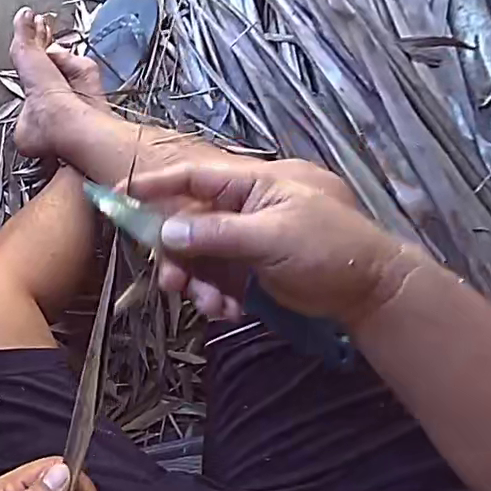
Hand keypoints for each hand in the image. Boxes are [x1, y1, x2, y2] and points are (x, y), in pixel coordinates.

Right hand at [127, 158, 426, 324]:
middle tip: (171, 283)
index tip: (120, 198)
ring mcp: (244, 240)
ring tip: (211, 306)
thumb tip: (166, 232)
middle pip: (188, 225)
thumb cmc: (330, 248)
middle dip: (177, 257)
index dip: (155, 186)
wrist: (371, 291)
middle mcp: (241, 209)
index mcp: (251, 185)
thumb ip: (217, 233)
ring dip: (197, 284)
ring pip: (199, 257)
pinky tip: (229, 311)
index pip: (194, 178)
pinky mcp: (248, 269)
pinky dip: (216, 296)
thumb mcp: (272, 236)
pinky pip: (216, 279)